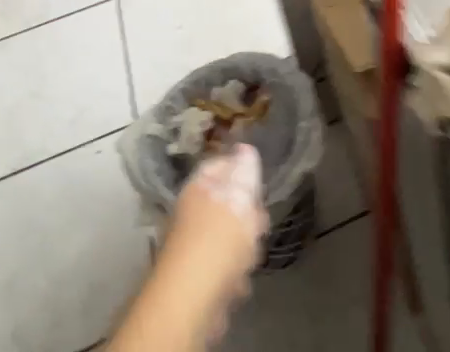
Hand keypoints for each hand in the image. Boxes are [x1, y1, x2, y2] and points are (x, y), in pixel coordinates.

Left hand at [163, 145, 267, 332]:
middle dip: (249, 214)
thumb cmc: (218, 241)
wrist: (191, 301)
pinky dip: (234, 273)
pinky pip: (227, 264)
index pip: (220, 163)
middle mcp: (192, 211)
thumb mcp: (239, 198)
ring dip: (245, 246)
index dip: (243, 168)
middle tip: (256, 223)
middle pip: (230, 202)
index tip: (259, 181)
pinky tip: (236, 281)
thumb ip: (245, 172)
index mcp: (198, 187)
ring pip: (232, 234)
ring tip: (246, 256)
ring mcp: (194, 244)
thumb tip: (245, 148)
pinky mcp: (200, 274)